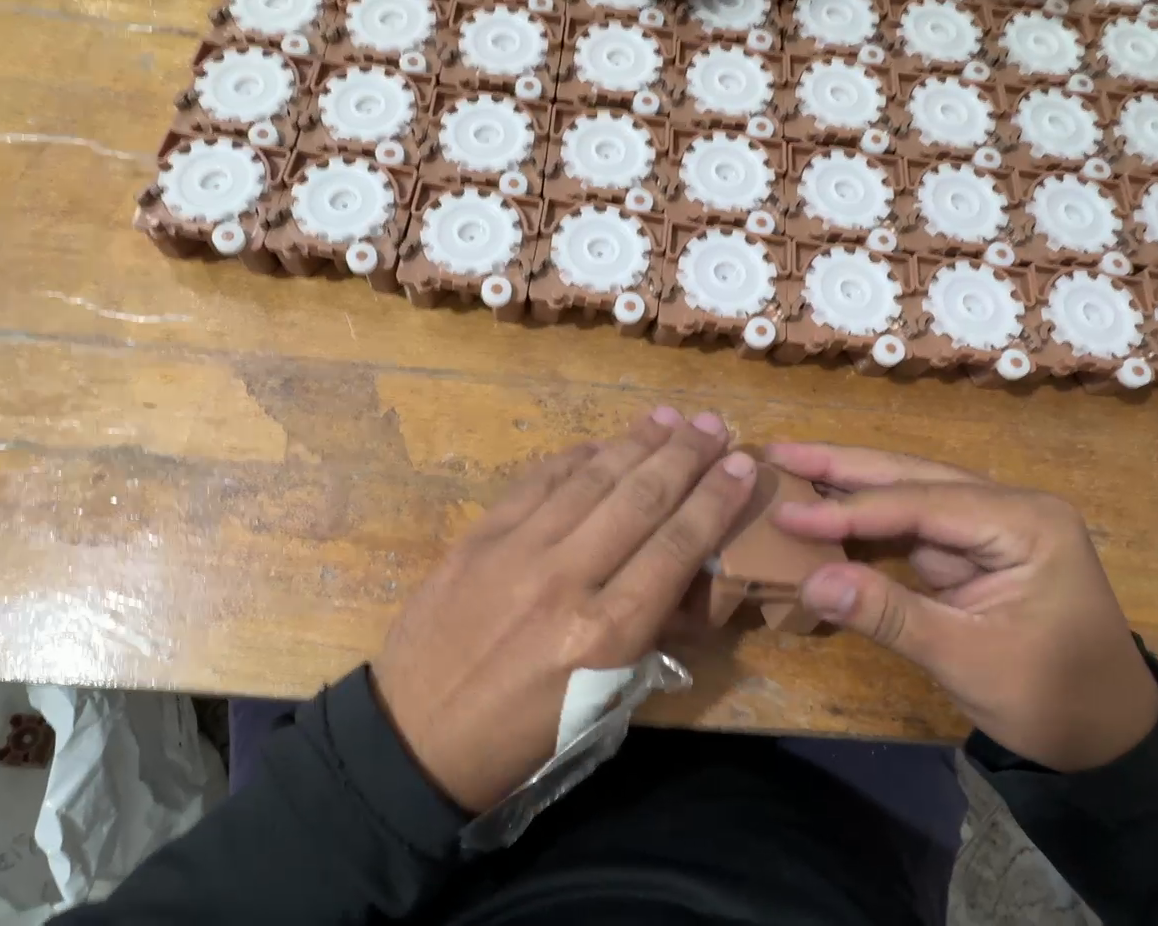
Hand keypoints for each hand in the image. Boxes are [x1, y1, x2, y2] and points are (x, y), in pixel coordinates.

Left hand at [373, 408, 756, 811]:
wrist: (416, 739)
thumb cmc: (522, 737)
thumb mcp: (603, 705)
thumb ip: (646, 634)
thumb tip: (683, 576)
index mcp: (604, 634)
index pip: (676, 546)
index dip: (715, 501)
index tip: (741, 466)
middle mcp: (565, 579)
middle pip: (639, 500)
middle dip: (684, 457)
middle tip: (714, 424)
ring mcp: (516, 550)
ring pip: (590, 480)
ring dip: (635, 443)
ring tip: (668, 418)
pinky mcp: (478, 537)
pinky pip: (535, 483)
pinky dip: (574, 458)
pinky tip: (600, 443)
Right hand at [766, 444, 1157, 772]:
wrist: (1109, 737)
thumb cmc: (1052, 698)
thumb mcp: (968, 659)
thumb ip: (888, 615)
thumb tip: (810, 582)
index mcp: (1024, 522)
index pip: (920, 503)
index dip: (849, 509)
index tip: (785, 513)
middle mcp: (1006, 507)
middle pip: (911, 476)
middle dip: (840, 465)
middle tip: (775, 452)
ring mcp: (987, 525)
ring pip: (905, 491)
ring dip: (846, 483)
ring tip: (787, 466)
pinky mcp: (969, 548)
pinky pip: (906, 524)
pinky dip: (862, 519)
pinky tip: (821, 508)